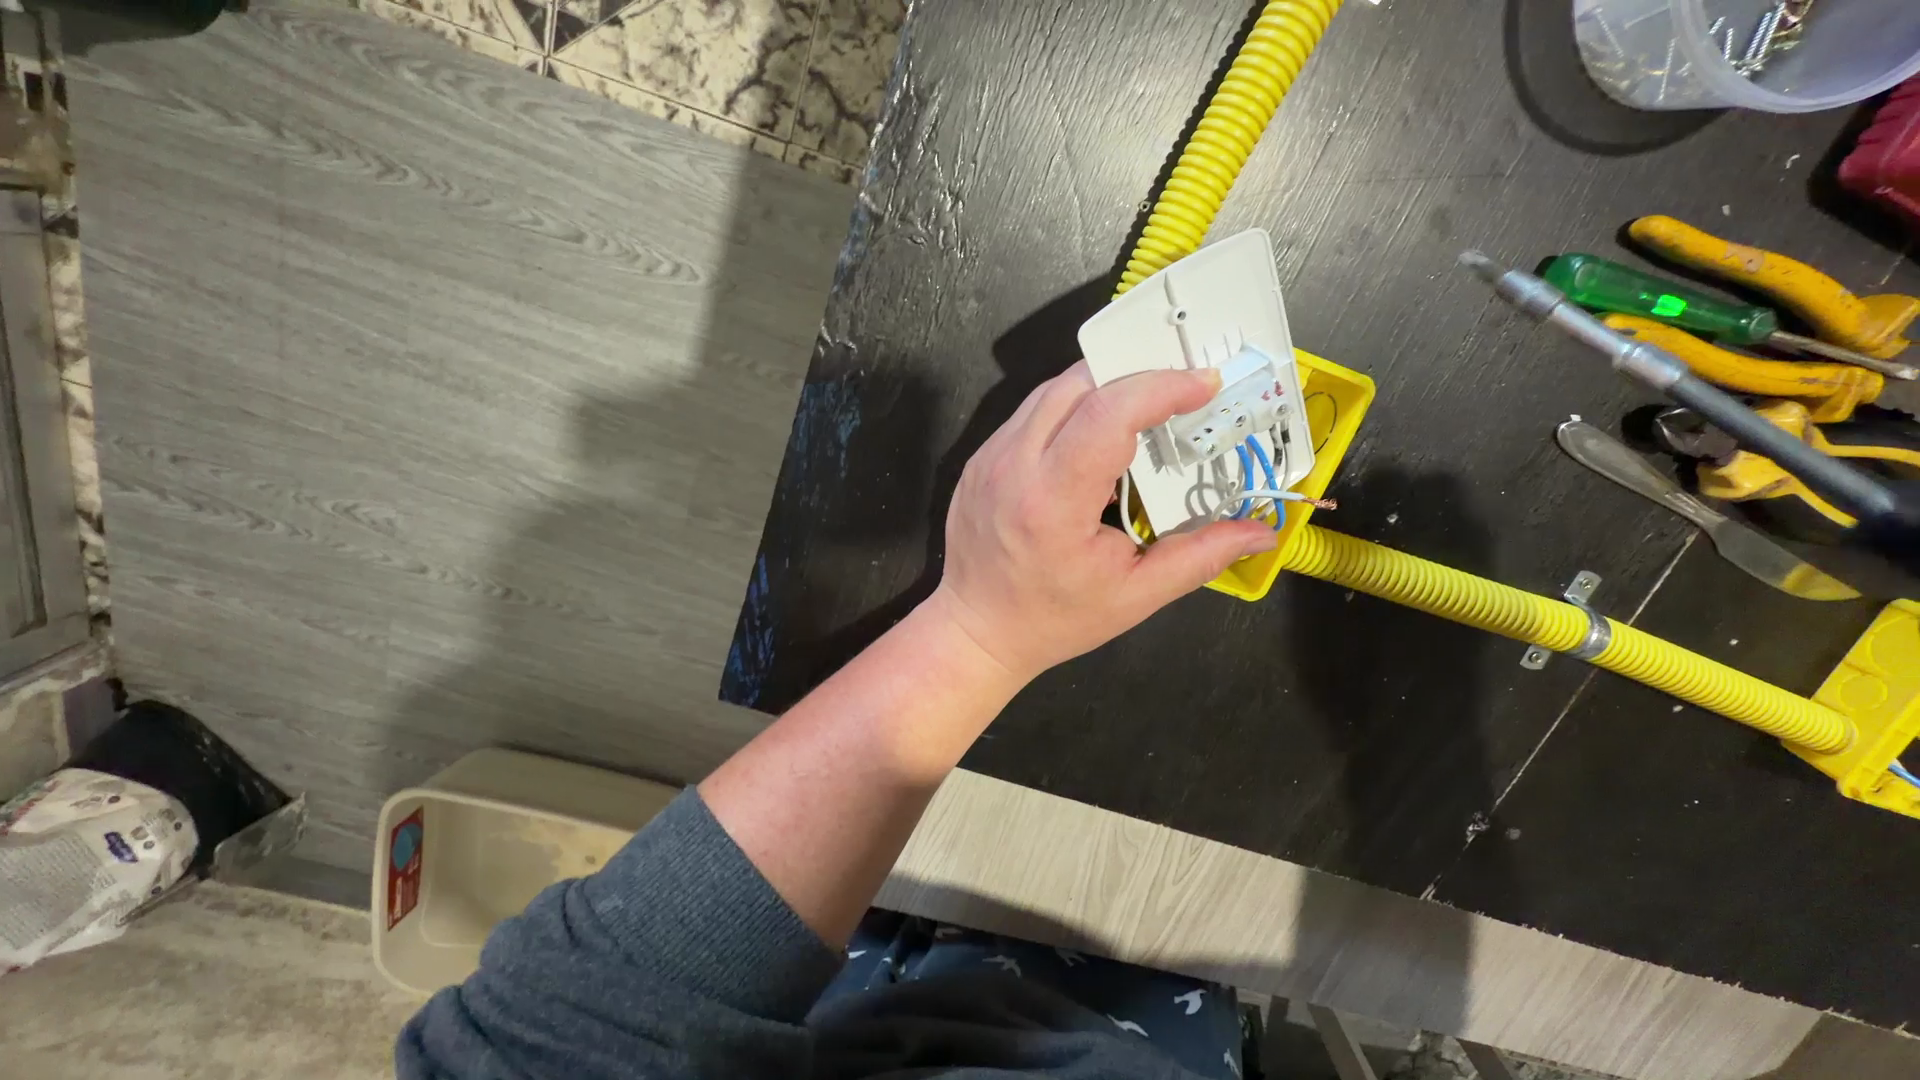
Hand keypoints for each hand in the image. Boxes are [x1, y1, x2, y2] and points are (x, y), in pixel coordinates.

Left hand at [926, 361, 1278, 683]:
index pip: (1106, 416)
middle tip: (1181, 392)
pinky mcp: (983, 457)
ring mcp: (990, 456)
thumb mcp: (1134, 597)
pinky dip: (1073, 406)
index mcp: (1052, 503)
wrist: (976, 630)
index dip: (1160, 388)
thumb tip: (1260, 532)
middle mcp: (1013, 466)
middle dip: (1136, 376)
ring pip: (1053, 389)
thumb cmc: (1054, 619)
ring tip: (1146, 408)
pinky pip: (1033, 410)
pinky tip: (1099, 432)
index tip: (1201, 384)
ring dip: (1104, 386)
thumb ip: (1199, 557)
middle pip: (1079, 385)